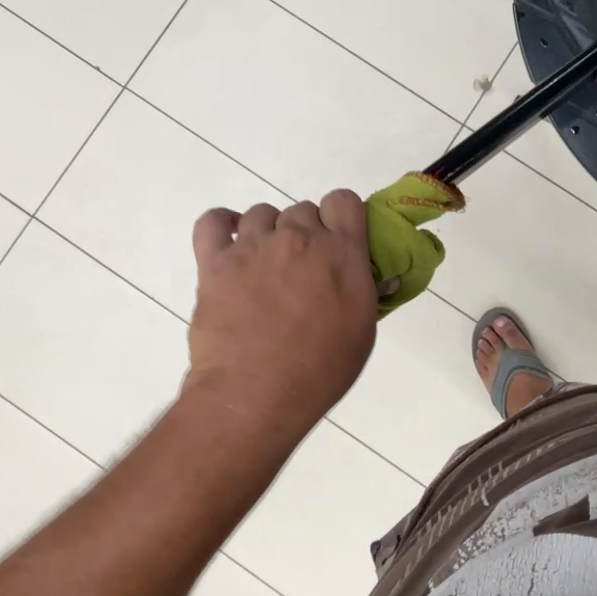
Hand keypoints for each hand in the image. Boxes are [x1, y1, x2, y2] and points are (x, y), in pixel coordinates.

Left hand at [186, 192, 376, 439]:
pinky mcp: (216, 262)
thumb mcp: (362, 331)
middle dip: (305, 234)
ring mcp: (255, 246)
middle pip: (303, 209)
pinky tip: (230, 244)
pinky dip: (222, 225)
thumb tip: (383, 277)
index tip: (338, 242)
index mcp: (342, 251)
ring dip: (268, 233)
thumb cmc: (319, 370)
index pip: (344, 200)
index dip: (341, 217)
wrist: (254, 395)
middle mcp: (300, 237)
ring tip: (265, 268)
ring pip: (262, 213)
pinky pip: (213, 221)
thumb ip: (369, 293)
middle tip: (301, 271)